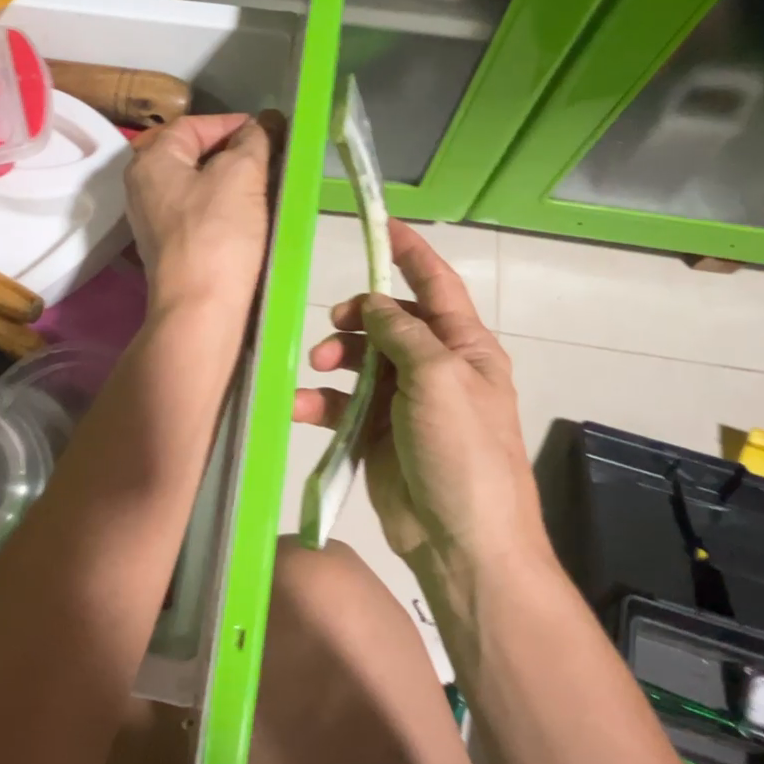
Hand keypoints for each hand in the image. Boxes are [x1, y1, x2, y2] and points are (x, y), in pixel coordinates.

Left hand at [124, 113, 276, 316]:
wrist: (201, 310)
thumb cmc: (217, 235)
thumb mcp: (241, 174)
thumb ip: (253, 141)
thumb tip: (262, 125)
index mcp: (151, 161)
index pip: (193, 125)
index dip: (234, 123)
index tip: (272, 132)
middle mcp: (143, 187)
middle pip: (193, 155)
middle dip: (235, 153)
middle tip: (272, 158)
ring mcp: (153, 221)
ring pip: (198, 186)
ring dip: (233, 182)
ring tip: (268, 185)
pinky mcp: (170, 249)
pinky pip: (199, 215)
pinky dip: (225, 209)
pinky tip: (251, 215)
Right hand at [292, 221, 541, 563]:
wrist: (460, 539)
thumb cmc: (462, 450)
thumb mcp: (438, 379)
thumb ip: (402, 334)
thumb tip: (374, 303)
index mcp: (463, 348)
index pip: (436, 286)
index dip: (410, 254)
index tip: (379, 225)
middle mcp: (433, 368)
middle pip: (387, 323)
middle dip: (357, 317)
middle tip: (332, 326)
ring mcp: (402, 403)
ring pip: (359, 363)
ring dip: (334, 359)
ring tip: (317, 367)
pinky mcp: (374, 435)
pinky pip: (341, 405)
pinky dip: (319, 401)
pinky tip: (300, 406)